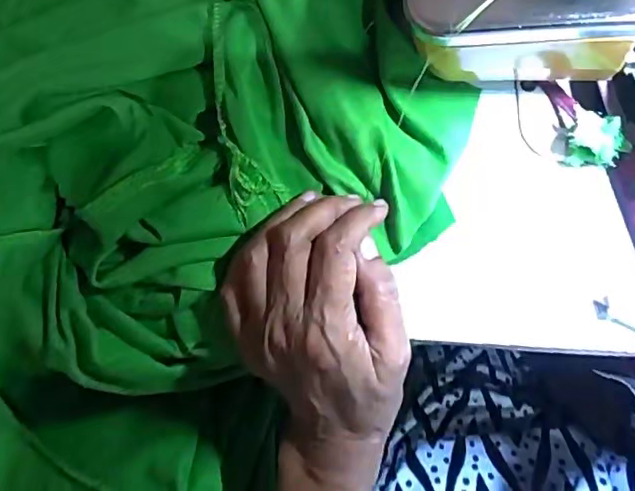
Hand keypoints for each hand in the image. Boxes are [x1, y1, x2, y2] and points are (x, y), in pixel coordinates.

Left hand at [221, 193, 408, 490]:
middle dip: (326, 208)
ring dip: (289, 214)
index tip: (375, 208)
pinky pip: (237, 269)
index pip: (334, 251)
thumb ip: (384, 295)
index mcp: (326, 330)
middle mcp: (283, 322)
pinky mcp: (238, 325)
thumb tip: (364, 243)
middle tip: (349, 201)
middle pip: (294, 240)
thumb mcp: (397, 351)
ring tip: (317, 201)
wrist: (328, 432)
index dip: (355, 219)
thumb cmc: (369, 390)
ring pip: (262, 246)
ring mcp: (254, 323)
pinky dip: (258, 240)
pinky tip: (282, 227)